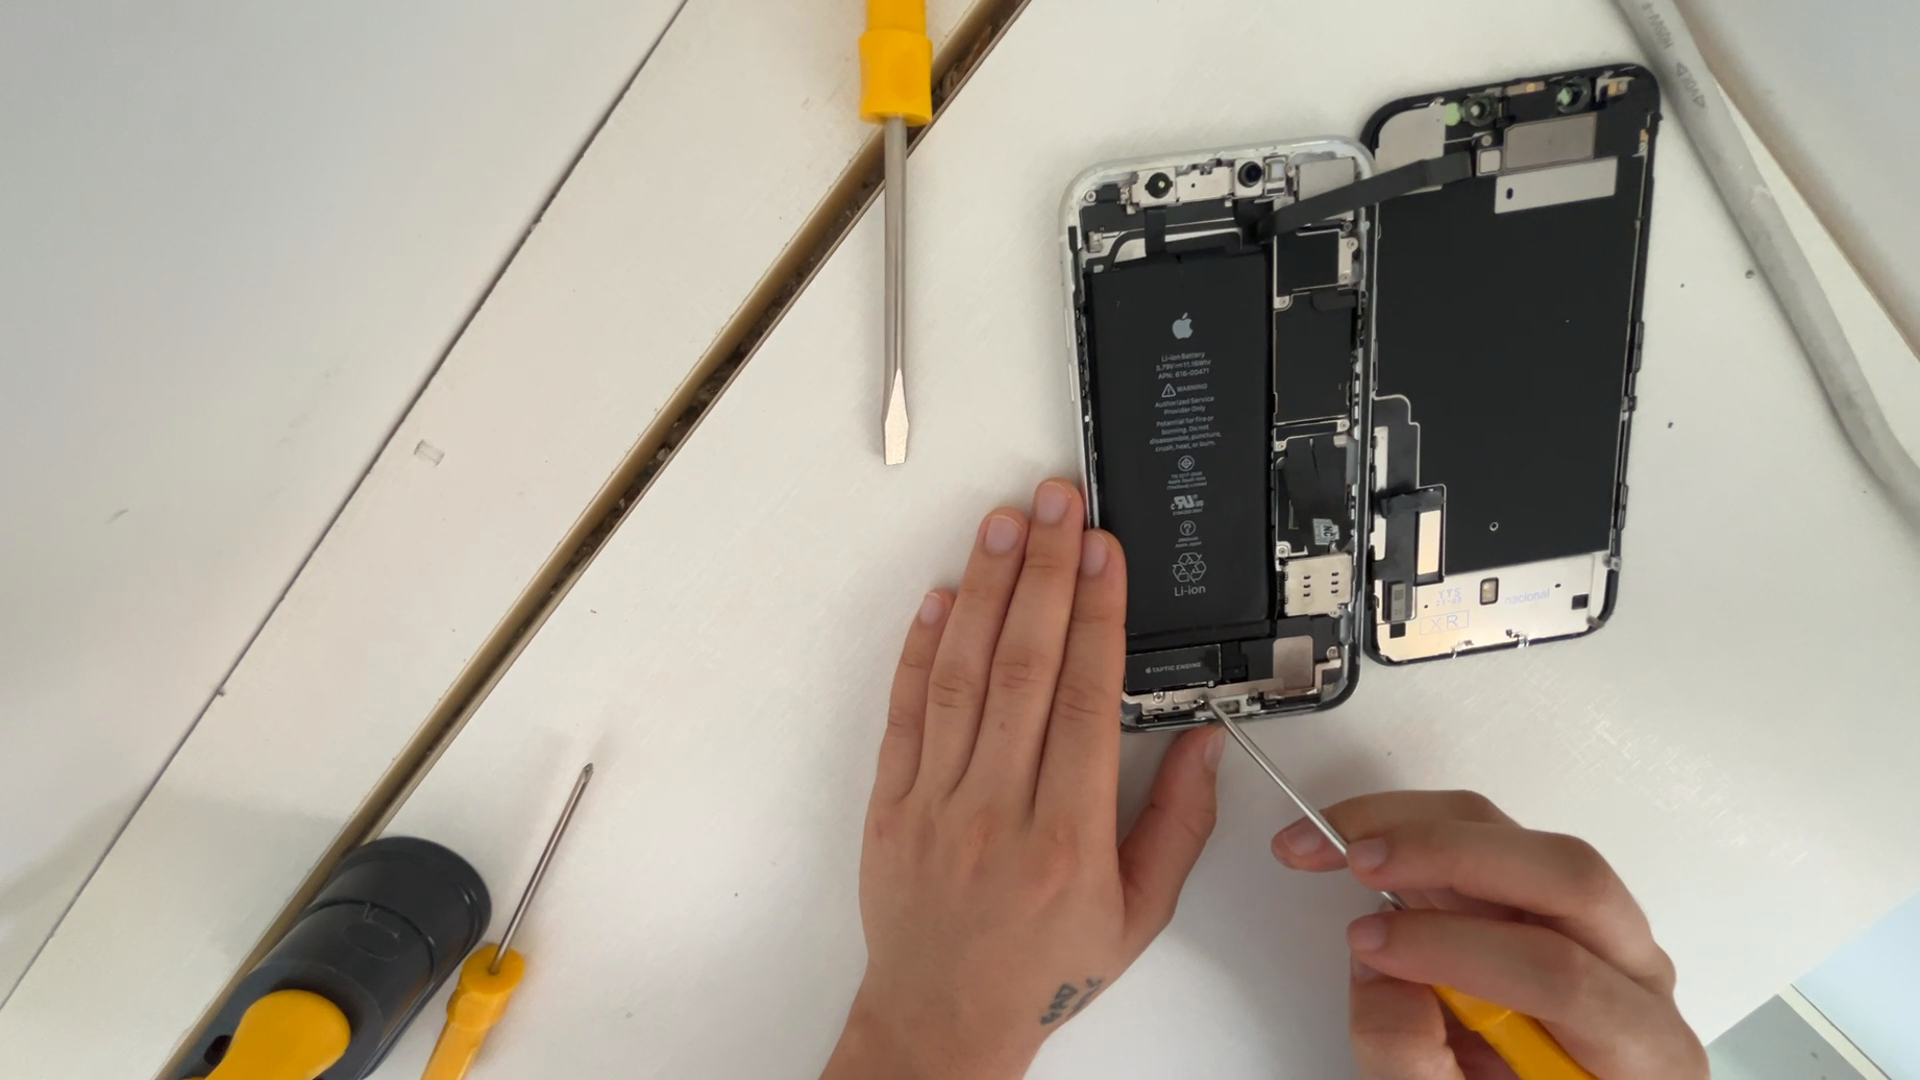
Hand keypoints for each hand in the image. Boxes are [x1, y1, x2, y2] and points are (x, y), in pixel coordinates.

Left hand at [822, 479, 1223, 1079]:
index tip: (1104, 555)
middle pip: (1023, 665)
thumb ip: (1177, 826)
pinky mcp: (891, 795)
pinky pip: (905, 709)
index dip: (1098, 615)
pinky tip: (941, 596)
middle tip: (1055, 507)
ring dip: (984, 589)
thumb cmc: (1042, 970)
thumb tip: (1203, 746)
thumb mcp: (1137, 916)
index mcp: (1068, 836)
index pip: (1086, 699)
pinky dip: (920, 645)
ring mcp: (936, 796)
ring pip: (962, 672)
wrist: (942, 1018)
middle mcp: (998, 805)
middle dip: (1044, 572)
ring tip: (1002, 526)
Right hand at [1272, 791, 1706, 1078]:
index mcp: (1639, 1050)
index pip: (1565, 977)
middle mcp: (1627, 966)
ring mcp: (1571, 910)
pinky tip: (1347, 837)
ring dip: (1403, 822)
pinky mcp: (1515, 877)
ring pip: (1503, 827)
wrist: (1494, 1079)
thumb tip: (1378, 968)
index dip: (1455, 949)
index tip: (1369, 944)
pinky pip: (1465, 821)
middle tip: (1357, 861)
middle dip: (1443, 854)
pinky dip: (1395, 819)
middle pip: (1563, 874)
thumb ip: (1412, 1060)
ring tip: (1329, 839)